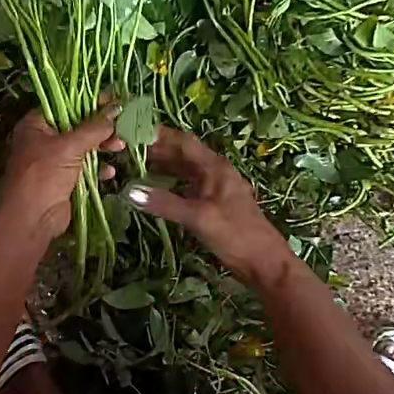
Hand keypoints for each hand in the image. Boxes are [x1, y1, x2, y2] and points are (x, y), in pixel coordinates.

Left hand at [0, 105, 124, 242]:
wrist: (30, 219)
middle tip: (122, 127)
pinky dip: (99, 168)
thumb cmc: (43, 176)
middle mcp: (45, 139)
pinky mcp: (65, 180)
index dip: (90, 101)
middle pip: (78, 125)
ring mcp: (55, 160)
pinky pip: (86, 168)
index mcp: (37, 124)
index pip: (66, 103)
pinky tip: (109, 172)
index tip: (114, 100)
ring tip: (120, 147)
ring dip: (103, 146)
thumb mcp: (69, 147)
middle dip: (101, 127)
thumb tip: (117, 108)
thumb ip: (94, 128)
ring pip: (85, 147)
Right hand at [126, 126, 297, 288]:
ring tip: (137, 166)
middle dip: (159, 150)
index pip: (184, 142)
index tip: (134, 131)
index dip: (160, 135)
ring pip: (187, 170)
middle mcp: (217, 173)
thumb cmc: (235, 235)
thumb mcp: (198, 218)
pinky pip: (191, 186)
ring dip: (165, 166)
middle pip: (185, 154)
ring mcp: (217, 189)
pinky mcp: (216, 205)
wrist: (264, 262)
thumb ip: (165, 203)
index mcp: (216, 168)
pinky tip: (158, 190)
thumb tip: (130, 191)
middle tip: (128, 149)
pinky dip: (173, 184)